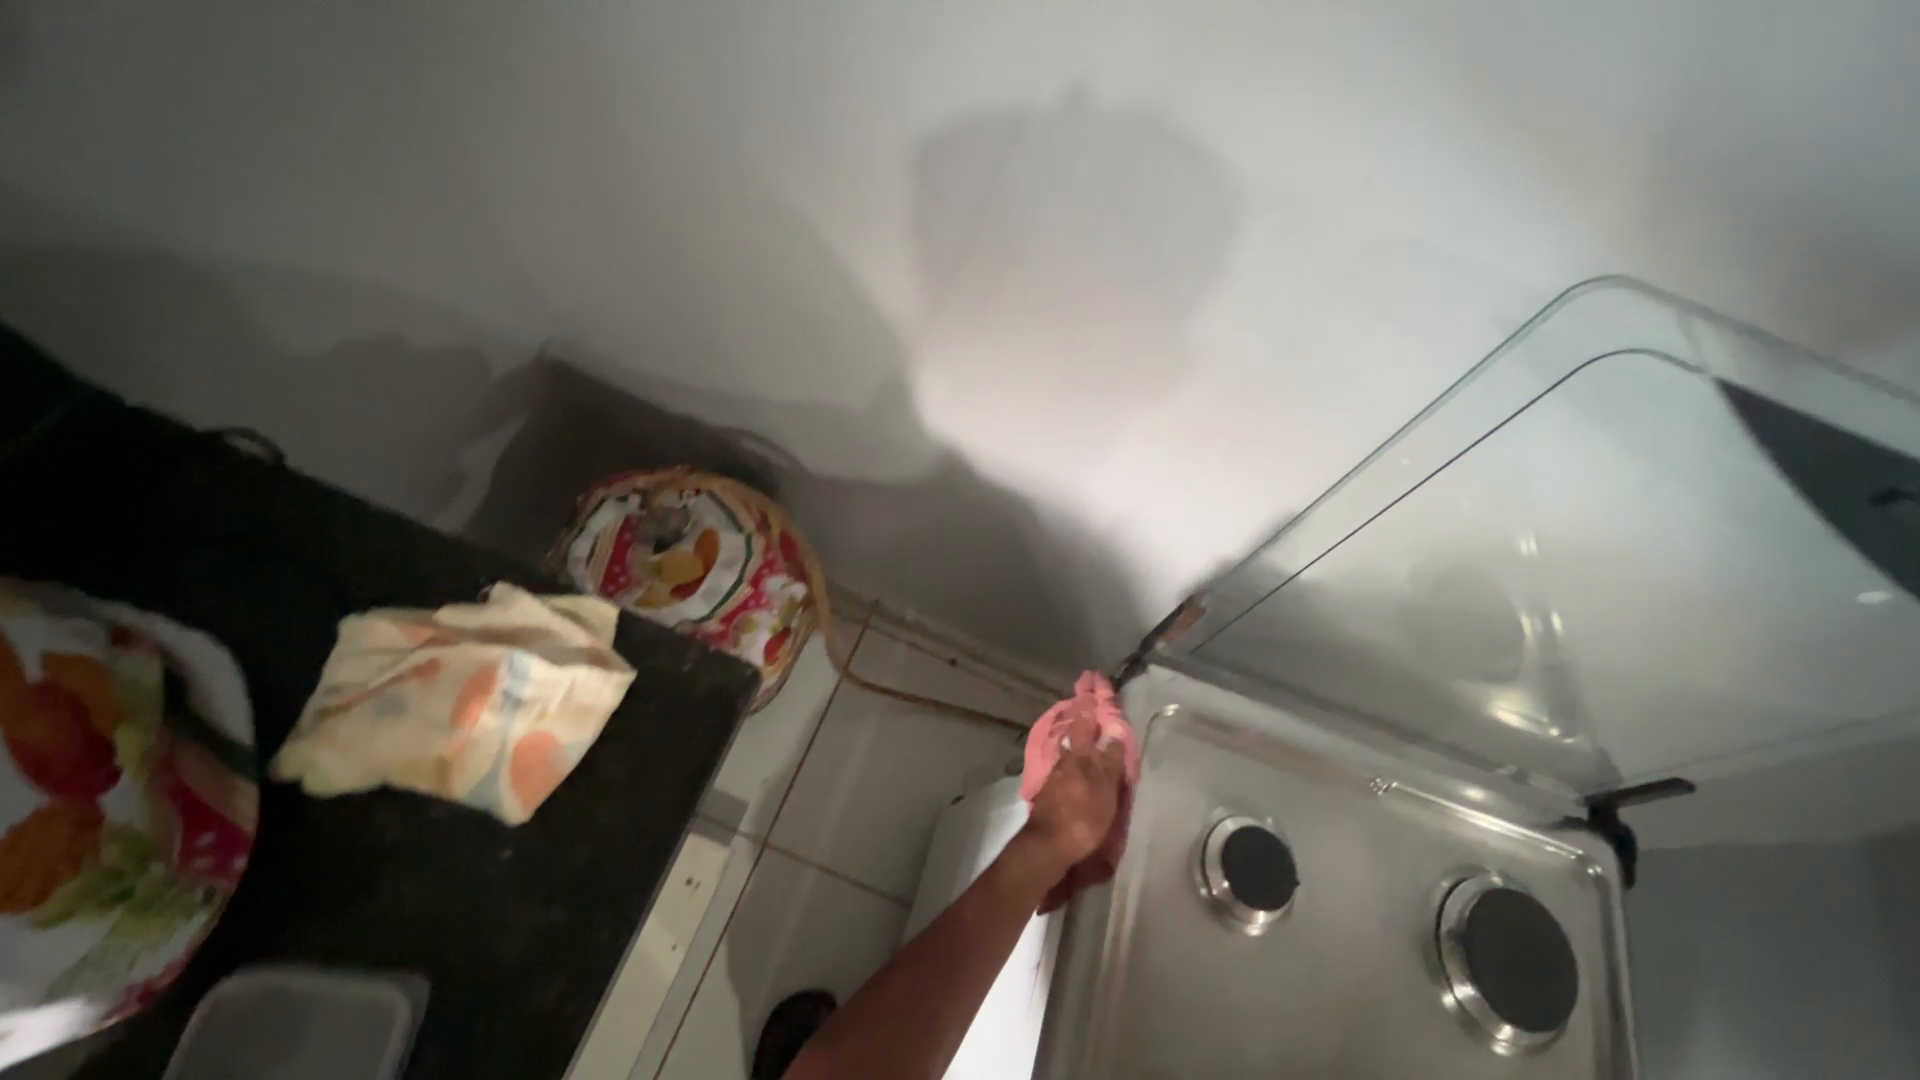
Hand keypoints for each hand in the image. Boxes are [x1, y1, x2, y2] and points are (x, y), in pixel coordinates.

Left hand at [1020, 709, 1125, 878]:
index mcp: (1079, 756)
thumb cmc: (1082, 816)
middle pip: (1073, 735)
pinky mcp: (1049, 795)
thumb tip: (1113, 730)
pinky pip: (1063, 768)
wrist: (1048, 846)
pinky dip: (1070, 760)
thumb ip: (1109, 760)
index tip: (1091, 683)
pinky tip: (1073, 766)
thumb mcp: (1104, 788)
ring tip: (1083, 733)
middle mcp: (1063, 761)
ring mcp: (1054, 778)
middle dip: (1080, 719)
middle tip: (1085, 704)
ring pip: (1066, 750)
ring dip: (1074, 739)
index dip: (1089, 704)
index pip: (1085, 722)